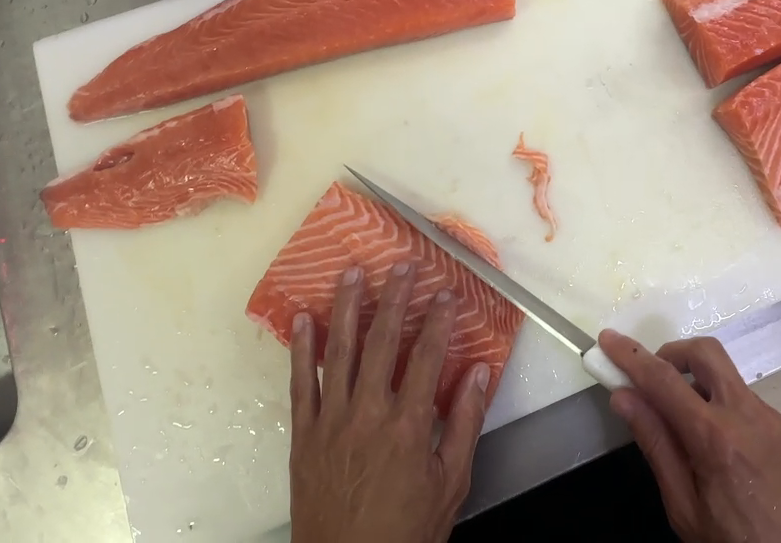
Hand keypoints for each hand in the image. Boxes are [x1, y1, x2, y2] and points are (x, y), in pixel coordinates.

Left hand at [289, 263, 491, 542]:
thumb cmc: (406, 532)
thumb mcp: (450, 484)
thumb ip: (465, 425)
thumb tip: (480, 374)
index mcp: (407, 426)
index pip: (427, 357)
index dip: (439, 320)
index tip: (447, 292)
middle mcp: (368, 413)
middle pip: (382, 342)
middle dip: (395, 298)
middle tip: (402, 265)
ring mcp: (331, 421)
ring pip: (339, 352)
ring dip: (347, 308)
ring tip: (352, 272)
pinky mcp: (304, 435)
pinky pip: (300, 383)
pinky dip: (301, 349)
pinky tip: (303, 318)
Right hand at [600, 330, 780, 542]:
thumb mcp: (685, 509)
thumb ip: (656, 446)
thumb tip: (624, 397)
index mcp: (716, 439)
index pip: (663, 381)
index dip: (631, 356)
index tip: (608, 340)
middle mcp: (748, 415)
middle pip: (705, 351)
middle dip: (671, 353)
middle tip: (650, 379)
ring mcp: (773, 418)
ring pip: (727, 376)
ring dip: (698, 382)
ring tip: (683, 425)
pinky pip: (746, 401)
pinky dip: (721, 406)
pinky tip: (717, 447)